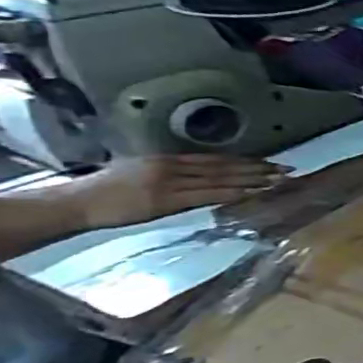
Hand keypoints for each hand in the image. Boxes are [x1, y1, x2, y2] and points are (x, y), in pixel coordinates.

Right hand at [64, 155, 282, 228]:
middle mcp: (173, 167)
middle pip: (226, 167)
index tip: (271, 162)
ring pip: (222, 180)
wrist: (74, 204)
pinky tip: (252, 192)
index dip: (246, 161)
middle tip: (288, 169)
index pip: (216, 159)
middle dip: (260, 168)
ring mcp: (170, 183)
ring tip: (280, 180)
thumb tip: (199, 174)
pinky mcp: (166, 200)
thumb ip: (171, 171)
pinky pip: (207, 195)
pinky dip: (233, 193)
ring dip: (254, 180)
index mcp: (167, 159)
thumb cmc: (104, 191)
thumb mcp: (140, 171)